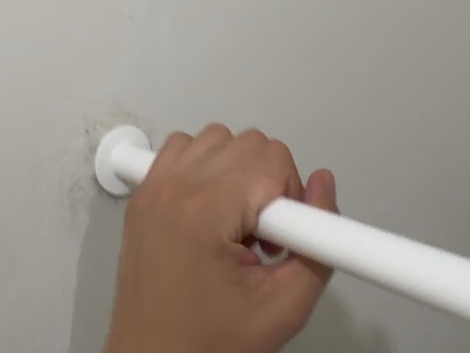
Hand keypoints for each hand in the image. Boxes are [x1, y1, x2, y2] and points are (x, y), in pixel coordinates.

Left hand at [105, 124, 337, 352]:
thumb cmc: (203, 346)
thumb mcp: (283, 310)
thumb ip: (320, 249)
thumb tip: (324, 188)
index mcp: (204, 212)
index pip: (271, 158)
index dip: (293, 198)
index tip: (289, 233)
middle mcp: (174, 188)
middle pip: (249, 142)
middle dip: (270, 186)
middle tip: (267, 237)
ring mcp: (155, 186)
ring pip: (219, 138)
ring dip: (239, 173)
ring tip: (240, 226)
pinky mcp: (145, 191)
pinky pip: (184, 146)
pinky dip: (205, 166)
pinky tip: (213, 210)